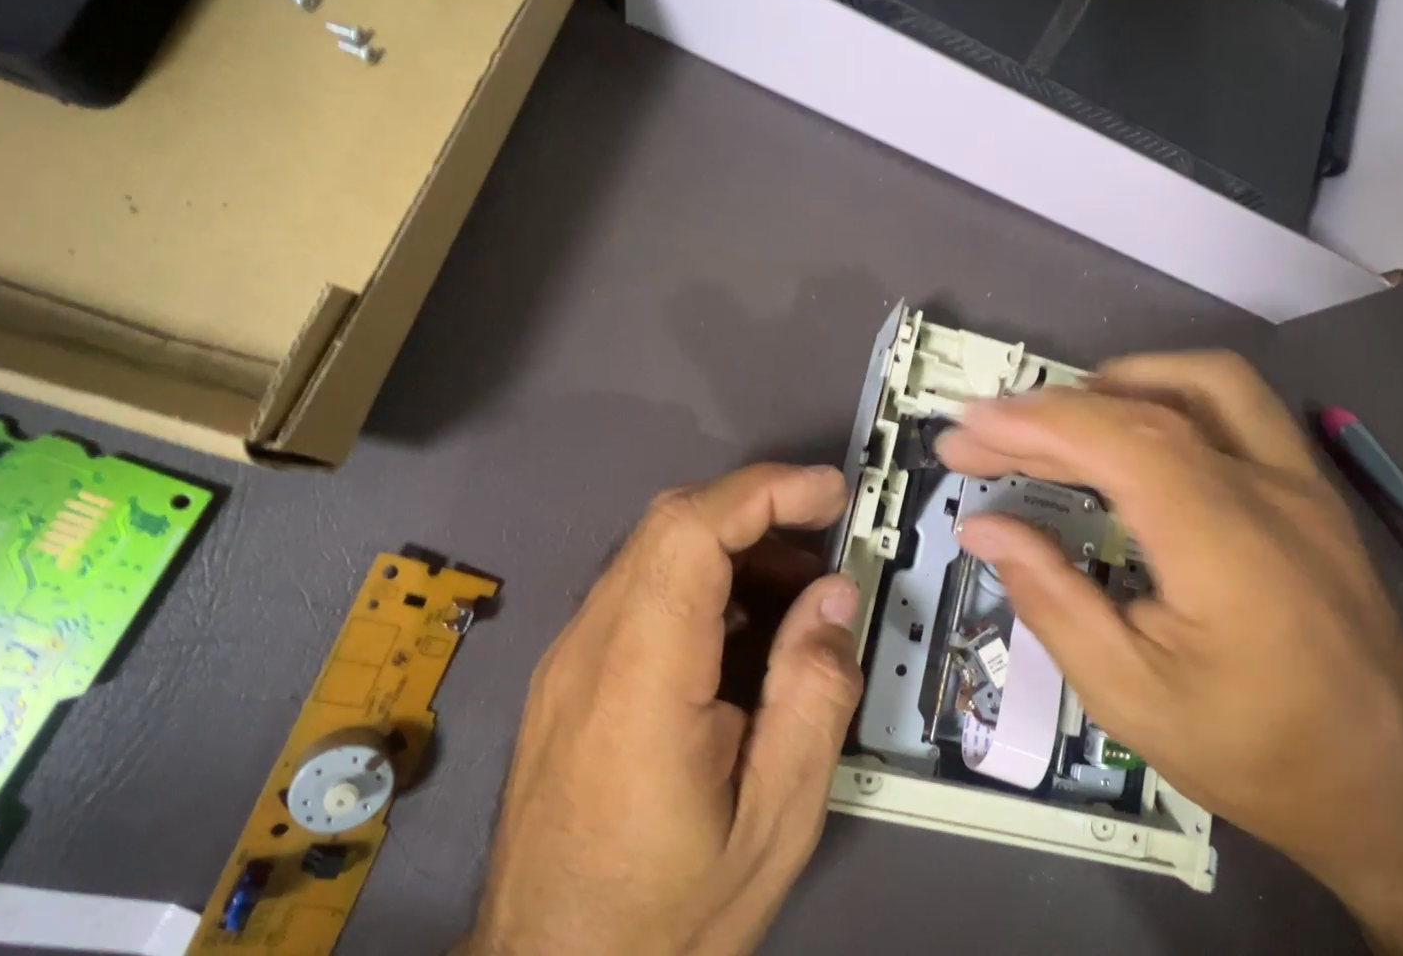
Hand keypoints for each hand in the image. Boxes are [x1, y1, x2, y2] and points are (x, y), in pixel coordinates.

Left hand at [467, 464, 863, 955]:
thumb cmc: (668, 909)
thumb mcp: (775, 818)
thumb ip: (813, 696)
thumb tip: (834, 596)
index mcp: (639, 682)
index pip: (689, 533)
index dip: (763, 492)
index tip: (829, 495)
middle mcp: (587, 651)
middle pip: (667, 525)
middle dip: (757, 511)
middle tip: (827, 546)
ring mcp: (568, 661)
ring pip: (652, 552)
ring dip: (733, 549)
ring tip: (798, 600)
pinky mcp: (568, 678)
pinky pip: (638, 593)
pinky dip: (702, 583)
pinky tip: (745, 636)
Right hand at [935, 352, 1402, 885]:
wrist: (1387, 787)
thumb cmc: (1252, 752)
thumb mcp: (1129, 695)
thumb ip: (1051, 600)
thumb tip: (986, 528)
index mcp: (1225, 546)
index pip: (1119, 441)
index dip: (1033, 424)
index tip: (966, 429)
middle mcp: (1270, 492)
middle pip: (1145, 410)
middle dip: (1049, 415)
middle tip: (979, 439)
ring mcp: (1302, 484)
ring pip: (1206, 383)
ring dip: (1117, 386)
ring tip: (1052, 422)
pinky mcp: (1311, 493)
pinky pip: (1240, 409)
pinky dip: (1168, 399)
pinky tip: (1129, 435)